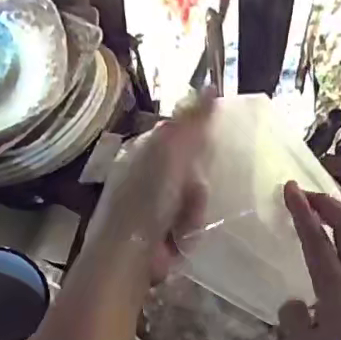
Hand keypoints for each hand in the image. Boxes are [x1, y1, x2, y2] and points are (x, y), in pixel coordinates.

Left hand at [82, 92, 212, 283]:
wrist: (129, 252)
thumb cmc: (147, 198)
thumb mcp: (171, 150)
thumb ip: (191, 121)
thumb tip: (211, 87)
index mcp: (139, 152)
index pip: (176, 139)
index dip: (195, 148)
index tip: (207, 157)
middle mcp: (141, 179)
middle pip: (187, 174)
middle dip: (195, 189)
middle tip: (193, 198)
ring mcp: (148, 211)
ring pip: (190, 203)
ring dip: (193, 214)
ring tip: (183, 226)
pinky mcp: (157, 239)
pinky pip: (186, 229)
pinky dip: (187, 235)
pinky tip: (180, 241)